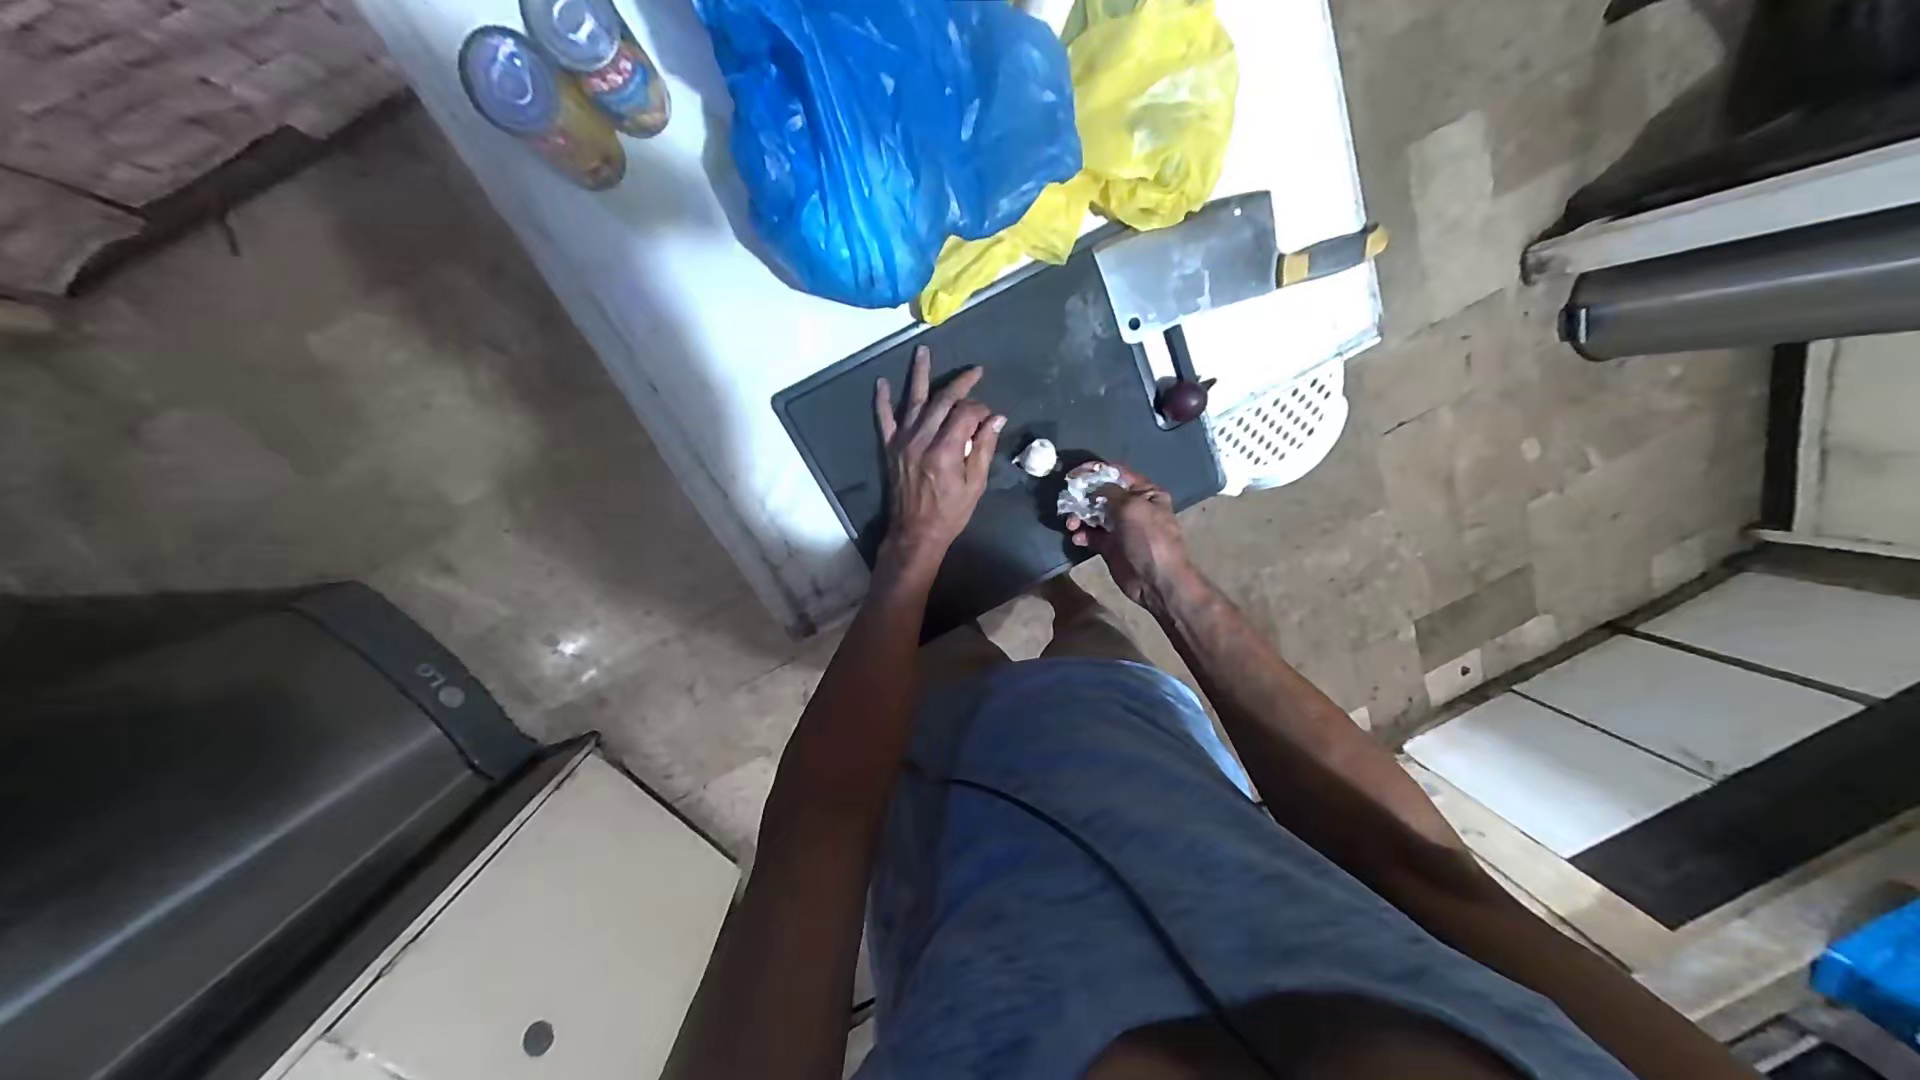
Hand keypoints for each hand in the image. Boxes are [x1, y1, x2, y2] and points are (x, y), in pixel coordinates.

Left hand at [874, 345, 1004, 572]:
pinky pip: (884, 419)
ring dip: (919, 374)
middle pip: (942, 401)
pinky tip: (881, 382)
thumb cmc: (950, 513)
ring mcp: (903, 442)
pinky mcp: (890, 448)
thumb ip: (983, 447)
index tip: (990, 416)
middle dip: (961, 384)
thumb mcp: (975, 484)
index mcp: (945, 451)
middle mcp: (921, 440)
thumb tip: (995, 417)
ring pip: (912, 401)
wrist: (915, 533)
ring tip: (922, 351)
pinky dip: (882, 400)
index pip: (966, 414)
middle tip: (975, 371)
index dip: (981, 409)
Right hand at [1065, 465, 1196, 609]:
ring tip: (1071, 524)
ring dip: (1078, 516)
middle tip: (1067, 501)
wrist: (1156, 581)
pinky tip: (1077, 538)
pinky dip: (1081, 534)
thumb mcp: (1132, 507)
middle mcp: (1132, 507)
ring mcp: (1120, 527)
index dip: (1095, 471)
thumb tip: (1091, 488)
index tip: (1073, 474)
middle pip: (1101, 494)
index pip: (1117, 474)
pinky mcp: (1109, 546)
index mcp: (1145, 493)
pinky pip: (1090, 535)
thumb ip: (1109, 492)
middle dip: (1082, 496)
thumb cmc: (1149, 538)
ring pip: (1092, 515)